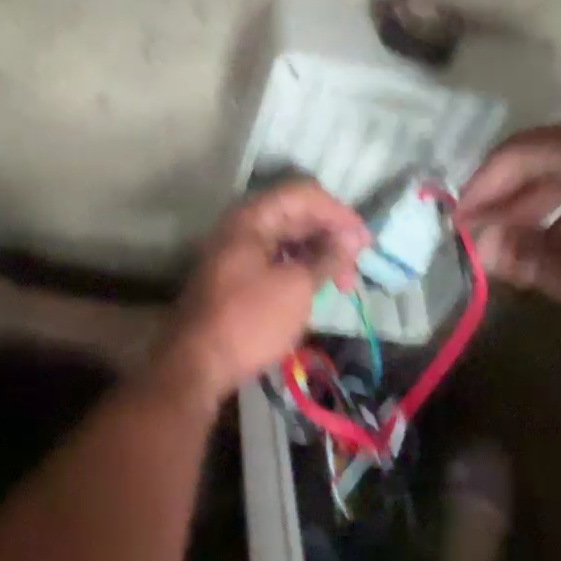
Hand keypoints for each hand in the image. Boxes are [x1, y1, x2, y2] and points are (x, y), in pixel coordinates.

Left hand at [161, 178, 371, 396]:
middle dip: (332, 235)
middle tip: (357, 267)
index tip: (365, 243)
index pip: (305, 194)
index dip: (339, 213)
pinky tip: (318, 289)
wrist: (195, 366)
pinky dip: (301, 269)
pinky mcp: (238, 279)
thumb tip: (352, 237)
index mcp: (252, 218)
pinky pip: (277, 260)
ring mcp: (238, 253)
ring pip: (288, 240)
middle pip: (297, 214)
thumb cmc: (249, 321)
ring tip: (344, 284)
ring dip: (319, 255)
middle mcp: (242, 227)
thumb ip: (327, 257)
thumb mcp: (296, 287)